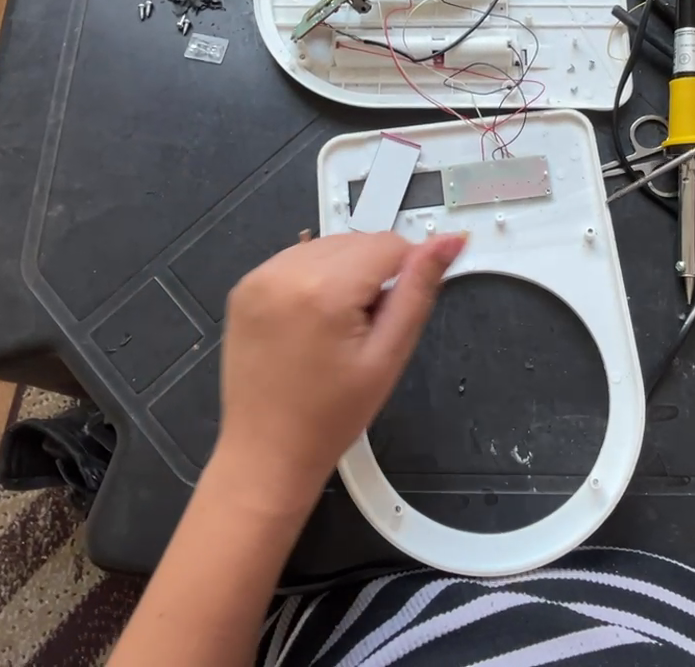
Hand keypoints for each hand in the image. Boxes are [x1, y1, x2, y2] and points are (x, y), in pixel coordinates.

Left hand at [215, 232, 467, 503]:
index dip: (405, 274)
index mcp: (324, 289)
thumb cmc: (330, 416)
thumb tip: (448, 243)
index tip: (393, 314)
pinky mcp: (245, 286)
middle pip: (358, 241)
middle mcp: (285, 272)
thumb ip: (419, 289)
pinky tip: (313, 321)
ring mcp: (259, 277)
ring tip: (336, 328)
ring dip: (344, 273)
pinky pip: (298, 258)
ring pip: (329, 246)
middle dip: (373, 275)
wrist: (267, 453)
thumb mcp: (389, 355)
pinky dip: (315, 278)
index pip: (390, 244)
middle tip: (364, 330)